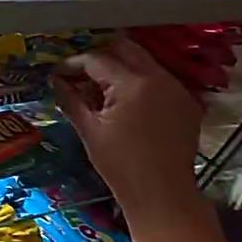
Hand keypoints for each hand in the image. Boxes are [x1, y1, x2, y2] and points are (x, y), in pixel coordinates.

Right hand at [53, 39, 204, 219]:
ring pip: (144, 62)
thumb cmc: (119, 164)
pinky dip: (138, 82)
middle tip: (78, 73)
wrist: (162, 192)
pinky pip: (158, 79)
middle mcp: (160, 78)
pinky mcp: (186, 102)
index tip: (57, 73)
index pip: (97, 59)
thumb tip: (55, 81)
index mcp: (132, 85)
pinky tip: (123, 102)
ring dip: (120, 67)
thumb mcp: (89, 130)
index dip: (72, 63)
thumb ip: (71, 99)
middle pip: (126, 49)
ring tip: (98, 88)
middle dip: (99, 56)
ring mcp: (177, 89)